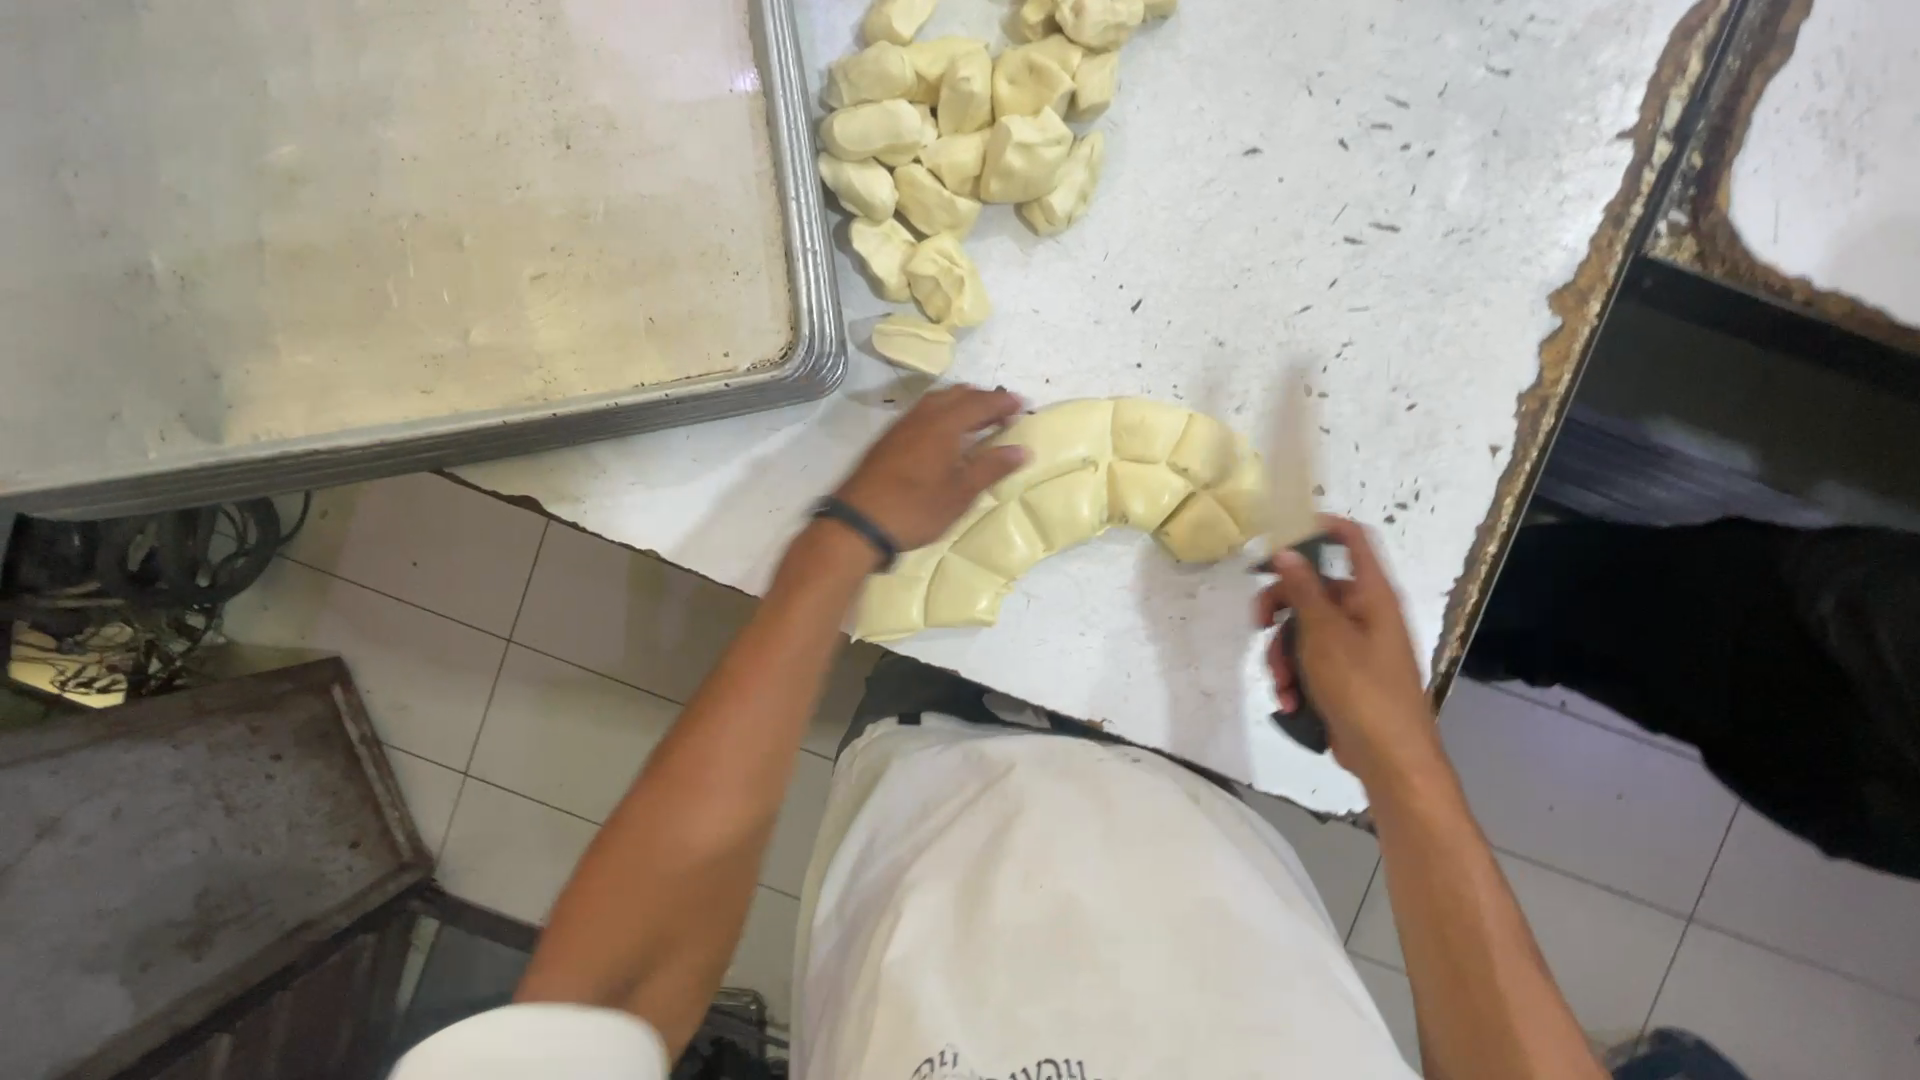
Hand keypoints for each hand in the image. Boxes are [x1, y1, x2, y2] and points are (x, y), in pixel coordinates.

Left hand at [834, 385, 1029, 551]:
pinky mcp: (889, 439)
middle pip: (958, 395)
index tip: (1023, 406)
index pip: (981, 402)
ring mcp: (902, 425)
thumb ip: (991, 467)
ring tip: (977, 422)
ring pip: (937, 401)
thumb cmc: (916, 508)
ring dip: (960, 404)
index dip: (1003, 403)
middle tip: (1002, 414)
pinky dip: (941, 414)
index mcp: (944, 423)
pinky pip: (922, 413)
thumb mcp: (961, 493)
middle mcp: (923, 415)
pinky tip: (945, 435)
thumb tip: (1022, 449)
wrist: (859, 522)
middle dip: (983, 400)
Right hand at [1256, 516, 1441, 785]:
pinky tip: (1290, 702)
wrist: (1389, 758)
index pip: (1352, 540)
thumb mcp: (1324, 635)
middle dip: (1280, 611)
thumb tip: (1285, 551)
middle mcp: (1366, 614)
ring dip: (1283, 656)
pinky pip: (1310, 662)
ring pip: (1304, 630)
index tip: (1279, 535)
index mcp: (1372, 595)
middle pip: (1314, 590)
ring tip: (1281, 684)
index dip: (1320, 528)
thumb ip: (1302, 591)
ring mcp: (1356, 647)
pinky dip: (1295, 678)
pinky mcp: (1345, 676)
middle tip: (1258, 624)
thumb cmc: (1362, 689)